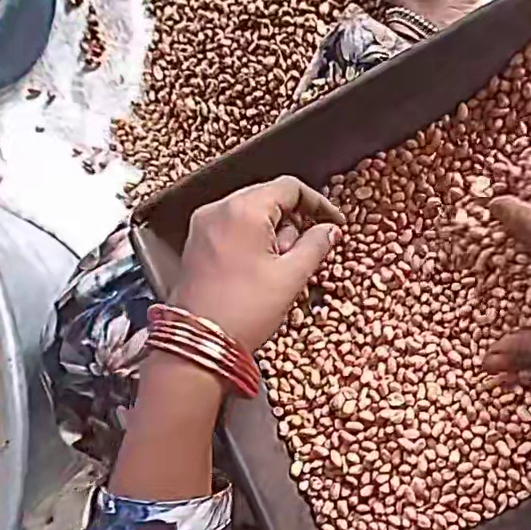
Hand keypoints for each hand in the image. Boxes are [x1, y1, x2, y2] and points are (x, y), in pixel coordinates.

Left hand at [172, 176, 345, 352]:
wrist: (200, 342)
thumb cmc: (246, 309)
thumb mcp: (291, 277)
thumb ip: (316, 245)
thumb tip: (330, 229)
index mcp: (244, 210)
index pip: (289, 187)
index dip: (318, 203)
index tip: (333, 223)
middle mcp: (218, 209)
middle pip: (268, 197)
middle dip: (293, 222)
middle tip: (305, 252)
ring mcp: (203, 226)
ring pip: (251, 214)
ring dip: (273, 233)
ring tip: (280, 269)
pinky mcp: (197, 244)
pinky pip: (233, 228)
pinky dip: (253, 241)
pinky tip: (261, 270)